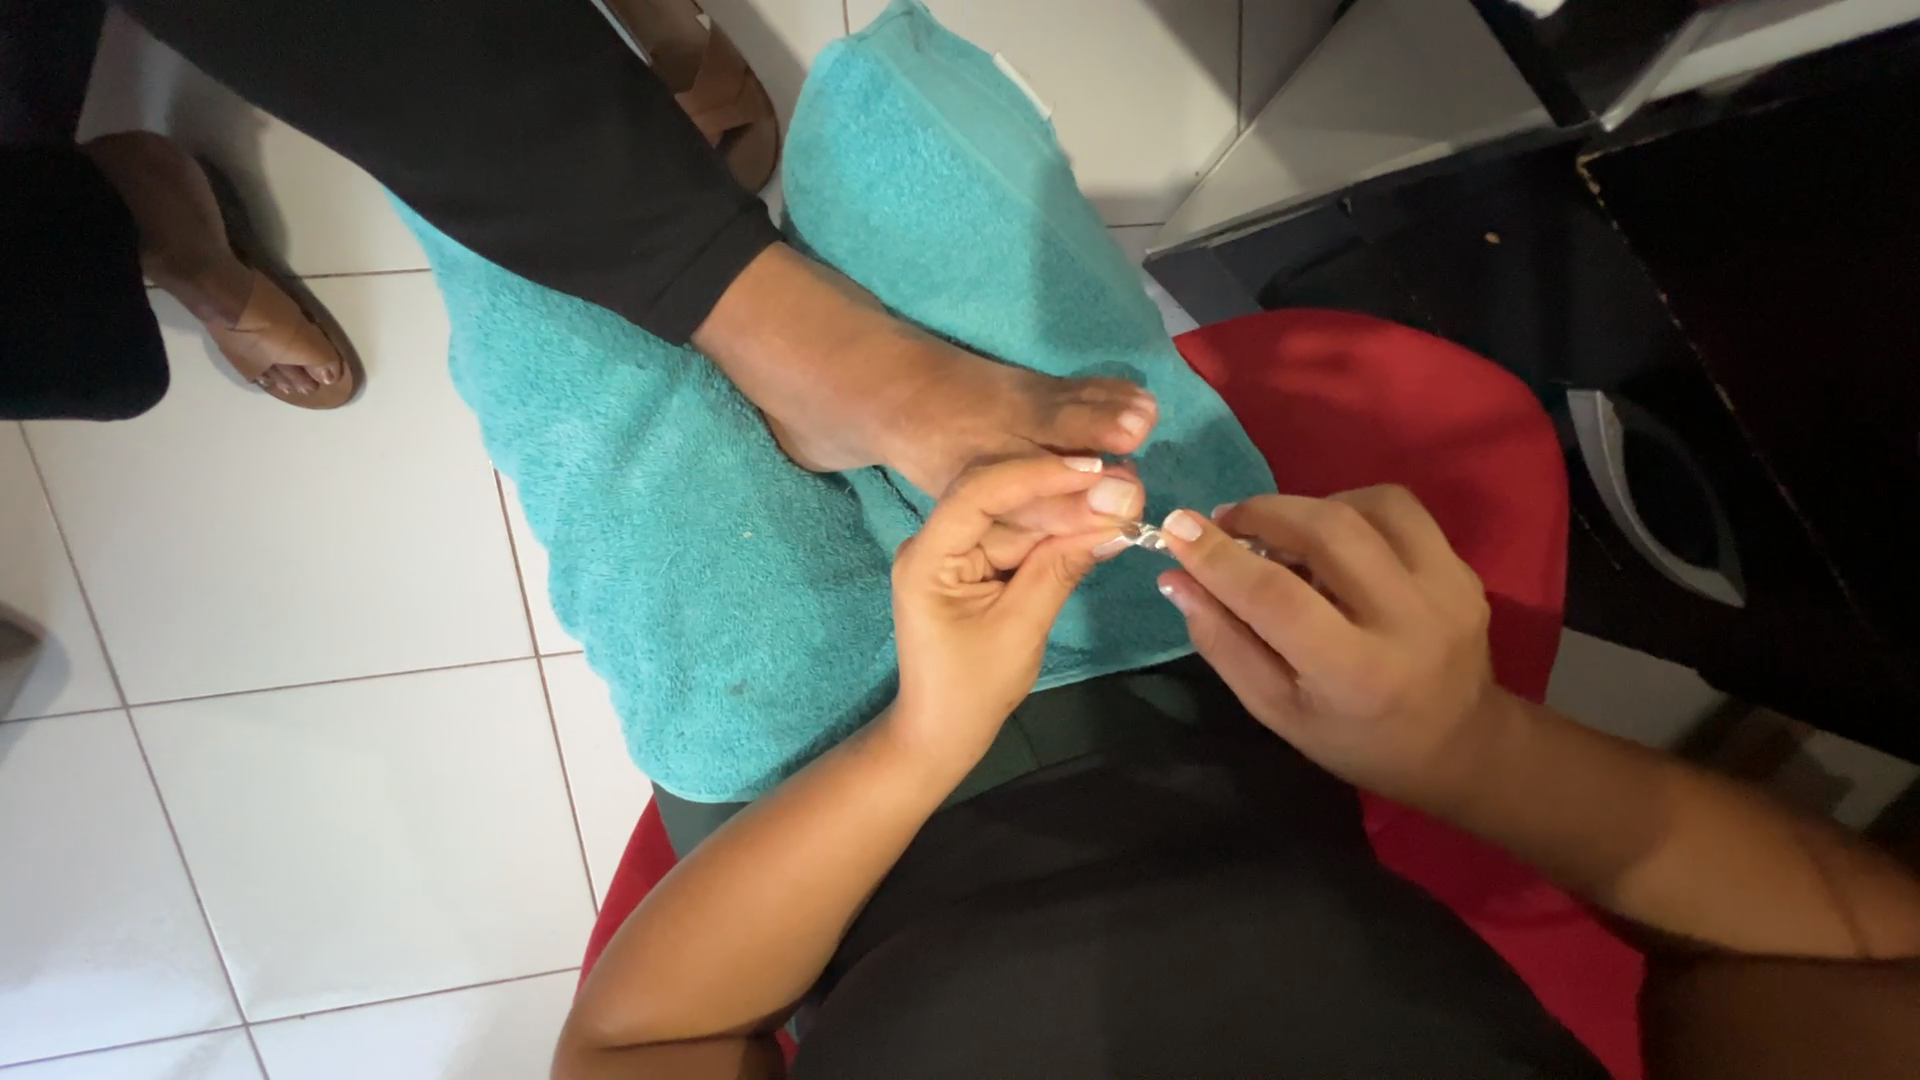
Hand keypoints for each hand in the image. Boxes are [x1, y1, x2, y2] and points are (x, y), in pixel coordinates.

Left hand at [886, 456, 1135, 768]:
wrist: (943, 729)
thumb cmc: (973, 688)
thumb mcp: (1021, 628)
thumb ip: (1061, 567)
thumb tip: (1115, 520)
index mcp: (926, 556)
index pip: (978, 494)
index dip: (1036, 475)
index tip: (1093, 469)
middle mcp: (935, 541)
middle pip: (1000, 499)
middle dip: (1062, 490)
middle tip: (1125, 479)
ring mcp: (955, 550)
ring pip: (1016, 515)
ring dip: (1067, 507)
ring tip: (1123, 493)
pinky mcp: (976, 562)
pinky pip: (1019, 538)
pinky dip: (1057, 531)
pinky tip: (1098, 517)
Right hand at [1153, 486, 1506, 809]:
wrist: (1459, 746)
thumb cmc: (1351, 737)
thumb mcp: (1273, 708)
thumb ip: (1221, 641)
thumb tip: (1176, 578)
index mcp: (1355, 673)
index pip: (1276, 597)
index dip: (1218, 557)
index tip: (1176, 527)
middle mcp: (1409, 622)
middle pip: (1326, 531)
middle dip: (1260, 514)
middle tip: (1223, 524)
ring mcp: (1446, 589)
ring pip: (1366, 506)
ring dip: (1304, 506)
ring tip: (1276, 531)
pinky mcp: (1463, 568)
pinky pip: (1398, 509)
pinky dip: (1348, 507)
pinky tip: (1329, 536)